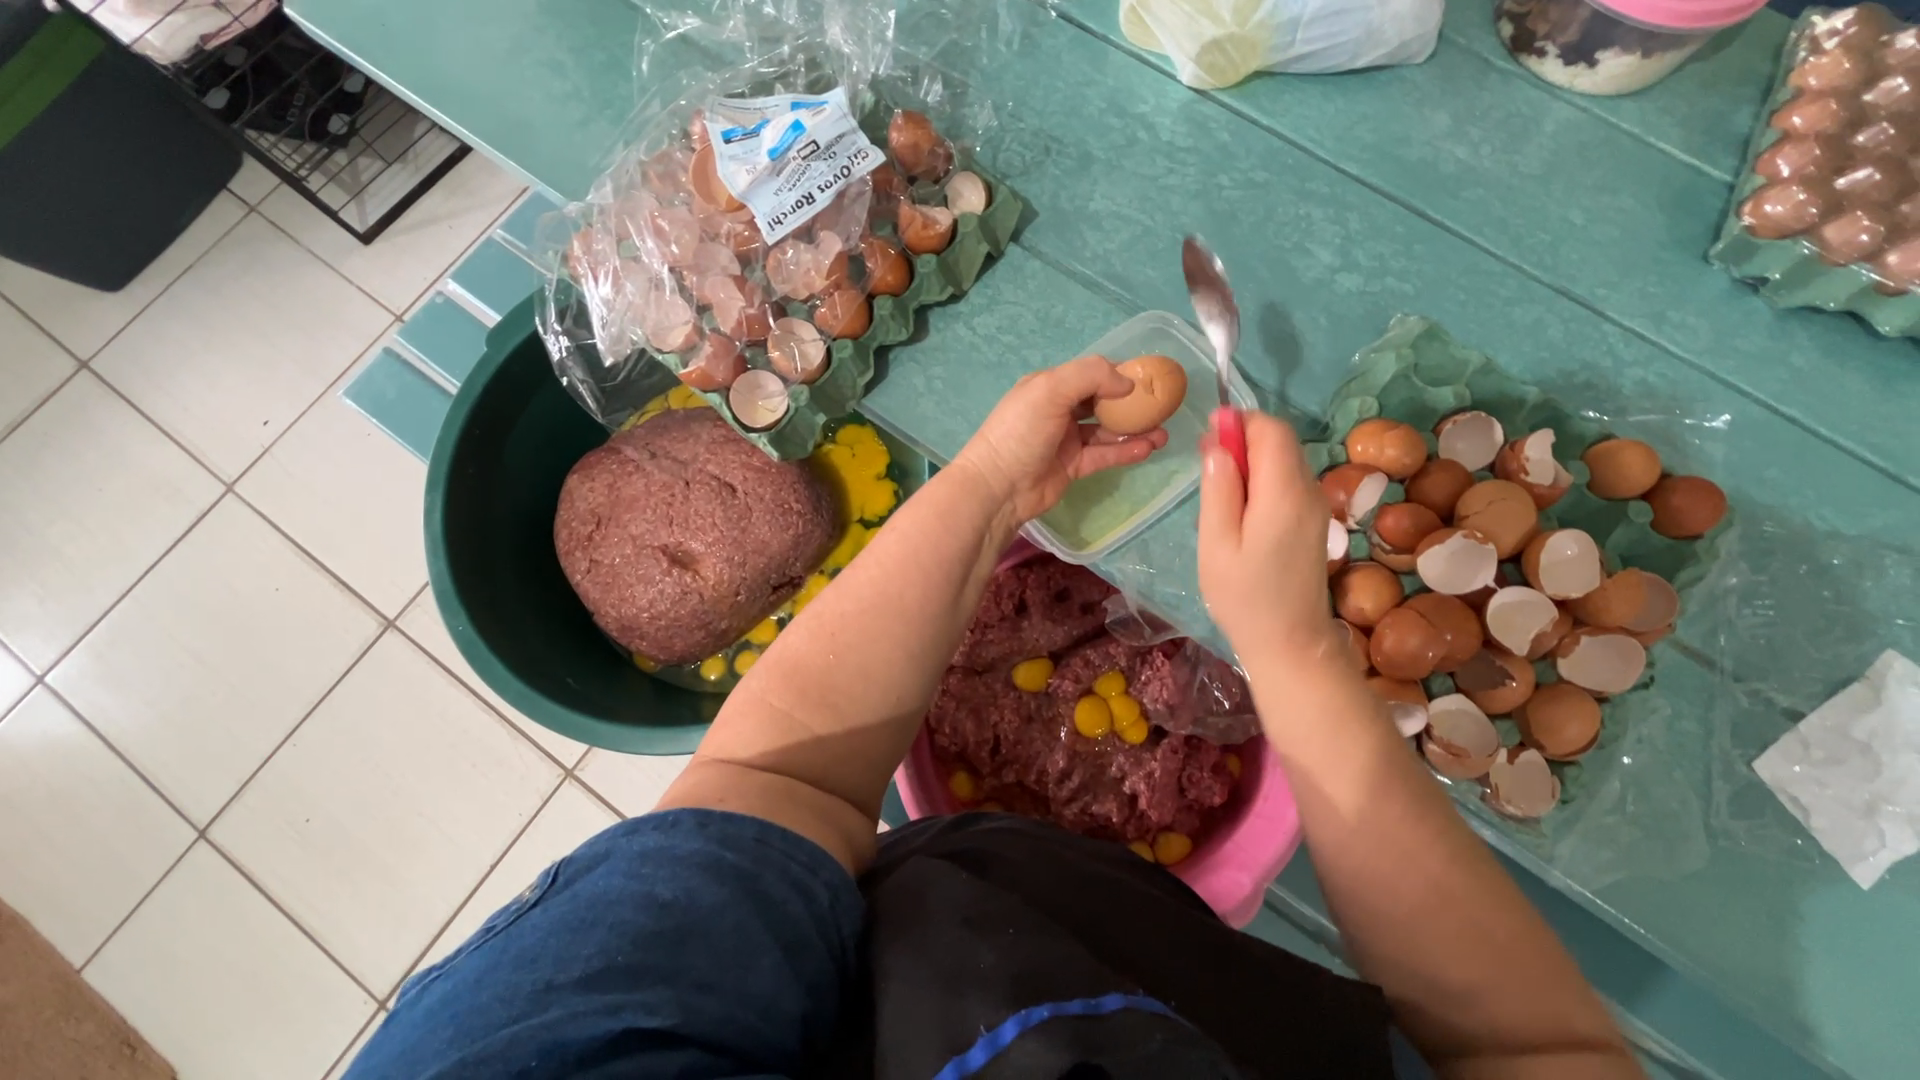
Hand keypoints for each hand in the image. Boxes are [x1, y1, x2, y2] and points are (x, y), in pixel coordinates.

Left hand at [954, 355, 1169, 524]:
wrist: (998, 487)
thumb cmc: (1021, 431)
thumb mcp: (1051, 389)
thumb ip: (1091, 375)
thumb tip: (1127, 383)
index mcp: (1049, 386)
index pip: (1091, 373)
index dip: (1119, 374)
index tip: (1150, 379)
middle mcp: (1058, 410)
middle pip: (1102, 401)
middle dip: (1131, 404)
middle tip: (1162, 407)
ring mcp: (1066, 439)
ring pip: (1106, 430)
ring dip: (1134, 430)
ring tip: (1163, 433)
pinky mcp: (1073, 466)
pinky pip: (1104, 455)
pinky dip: (1125, 451)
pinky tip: (1148, 448)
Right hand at [1197, 409, 1340, 664]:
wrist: (1291, 644)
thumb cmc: (1244, 598)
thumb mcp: (1216, 544)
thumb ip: (1219, 490)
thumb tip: (1217, 447)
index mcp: (1284, 493)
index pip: (1272, 431)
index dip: (1240, 422)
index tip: (1207, 436)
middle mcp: (1309, 492)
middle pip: (1281, 442)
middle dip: (1244, 440)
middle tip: (1206, 465)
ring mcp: (1316, 508)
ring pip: (1285, 462)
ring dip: (1252, 461)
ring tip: (1219, 491)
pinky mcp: (1314, 523)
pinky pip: (1288, 483)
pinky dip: (1263, 481)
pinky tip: (1240, 511)